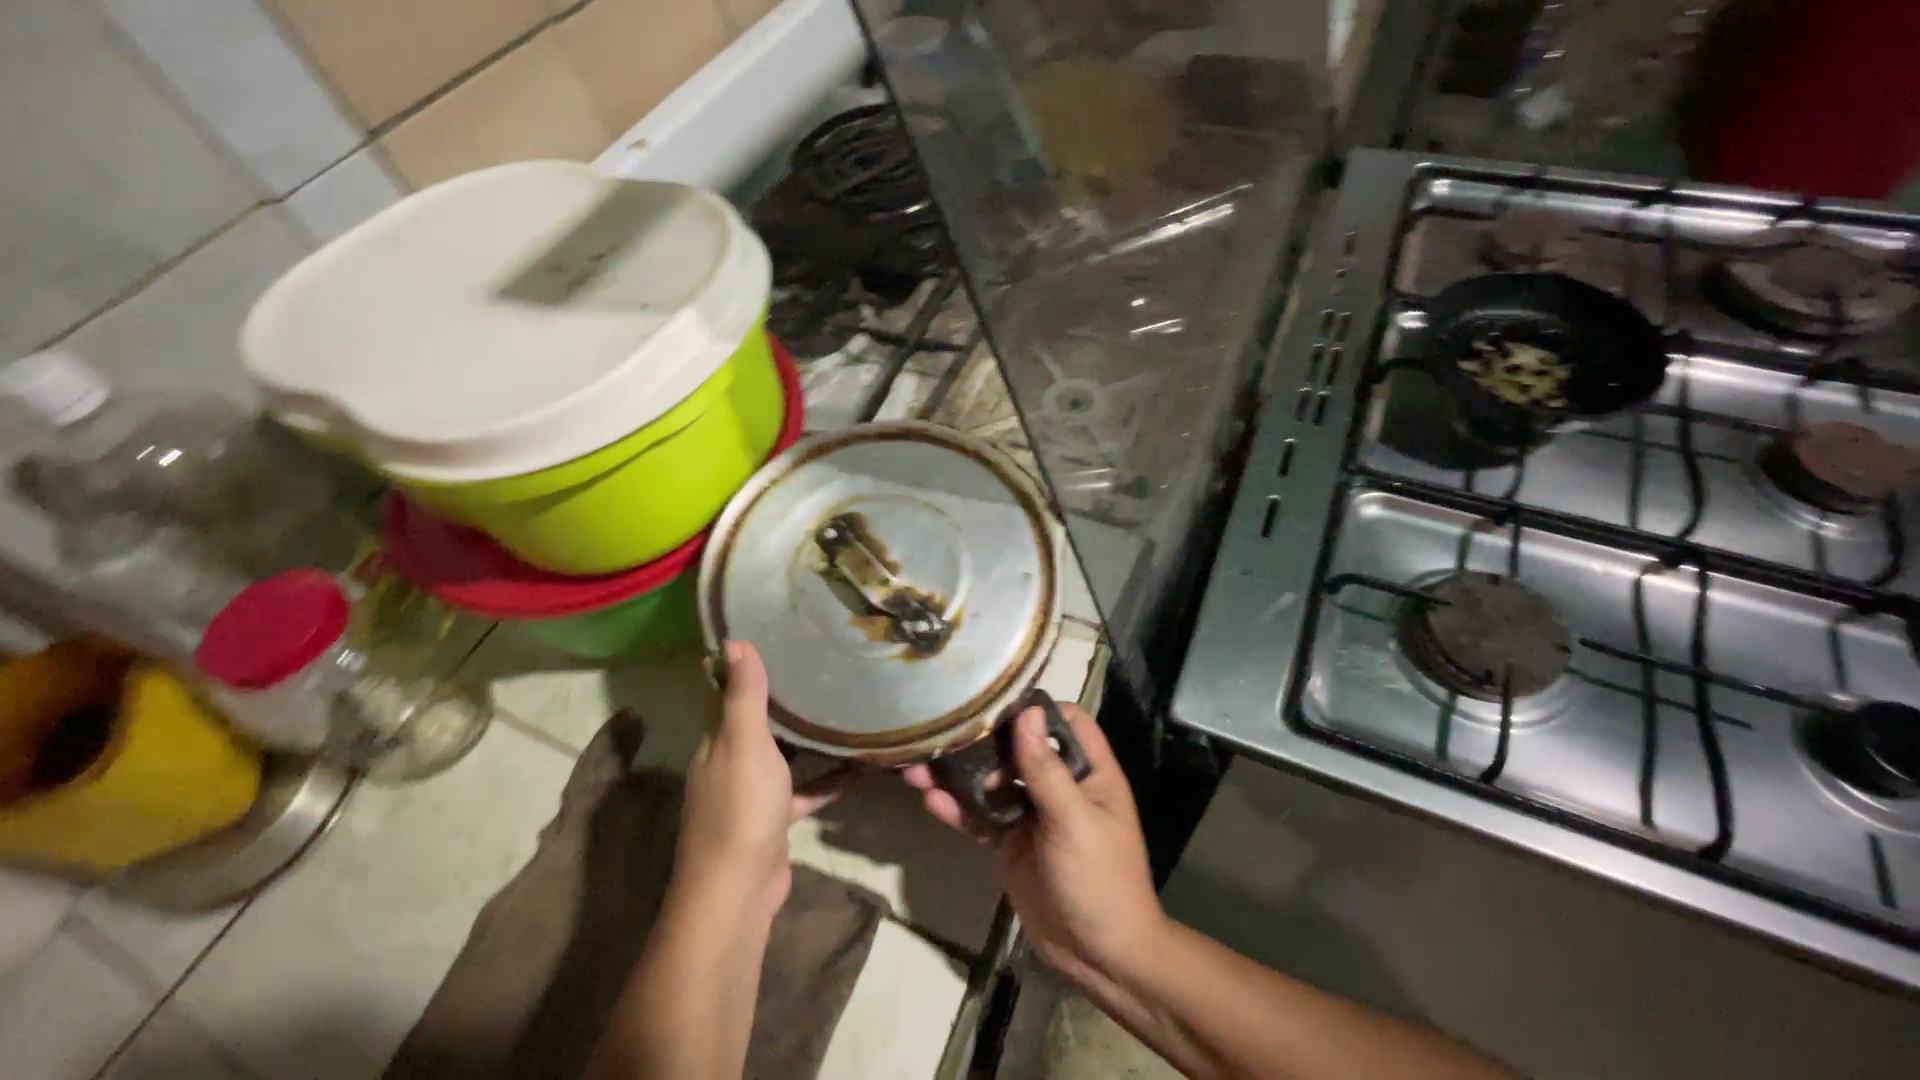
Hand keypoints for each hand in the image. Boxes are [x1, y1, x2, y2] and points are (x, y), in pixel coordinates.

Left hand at [676, 641, 849, 920]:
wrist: (738, 888)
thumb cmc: (740, 807)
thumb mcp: (744, 743)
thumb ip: (743, 696)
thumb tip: (733, 640)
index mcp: (717, 740)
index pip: (724, 692)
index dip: (741, 665)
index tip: (773, 633)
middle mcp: (730, 762)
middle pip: (756, 721)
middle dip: (782, 697)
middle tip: (822, 664)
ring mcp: (753, 793)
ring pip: (782, 754)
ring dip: (807, 736)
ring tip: (844, 707)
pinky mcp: (776, 820)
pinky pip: (805, 790)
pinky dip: (827, 780)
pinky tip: (859, 768)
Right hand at [903, 703, 1164, 988]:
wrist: (1099, 955)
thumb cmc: (1099, 879)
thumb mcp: (1074, 820)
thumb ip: (1047, 769)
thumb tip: (1026, 713)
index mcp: (1091, 773)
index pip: (1066, 722)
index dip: (1035, 710)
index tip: (994, 703)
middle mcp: (1062, 787)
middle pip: (1019, 750)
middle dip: (983, 742)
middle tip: (943, 735)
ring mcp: (1034, 816)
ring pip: (993, 784)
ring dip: (959, 776)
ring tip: (917, 768)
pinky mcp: (1012, 844)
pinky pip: (982, 819)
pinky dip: (958, 810)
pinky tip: (930, 801)